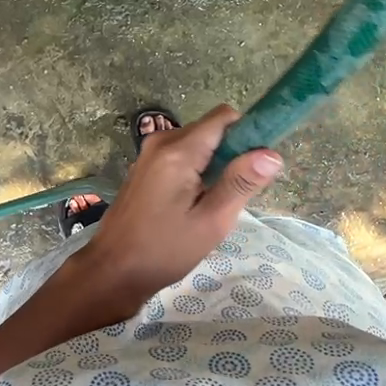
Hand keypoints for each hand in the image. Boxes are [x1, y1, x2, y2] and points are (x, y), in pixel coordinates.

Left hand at [64, 105, 282, 318]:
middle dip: (231, 153)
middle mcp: (162, 140)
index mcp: (179, 149)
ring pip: (197, 143)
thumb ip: (240, 183)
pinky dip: (196, 171)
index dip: (248, 133)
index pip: (224, 117)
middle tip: (235, 194)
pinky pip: (182, 155)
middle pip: (211, 129)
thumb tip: (273, 153)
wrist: (113, 269)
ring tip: (214, 203)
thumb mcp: (211, 221)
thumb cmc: (165, 249)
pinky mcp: (146, 166)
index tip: (258, 166)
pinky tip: (194, 204)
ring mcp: (150, 152)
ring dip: (214, 165)